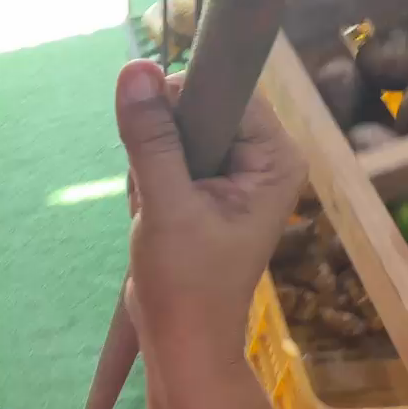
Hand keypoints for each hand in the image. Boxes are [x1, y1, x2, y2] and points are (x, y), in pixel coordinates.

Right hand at [116, 58, 302, 365]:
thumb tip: (133, 69)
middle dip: (163, 144)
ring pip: (176, 134)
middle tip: (156, 189)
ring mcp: (233, 176)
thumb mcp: (165, 205)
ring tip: (156, 209)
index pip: (226, 94)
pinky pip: (168, 157)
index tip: (150, 137)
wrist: (179, 339)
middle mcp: (260, 160)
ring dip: (151, 164)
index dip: (181, 104)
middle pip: (199, 111)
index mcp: (274, 158)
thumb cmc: (185, 282)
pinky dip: (148, 179)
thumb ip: (151, 139)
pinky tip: (151, 214)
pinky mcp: (206, 191)